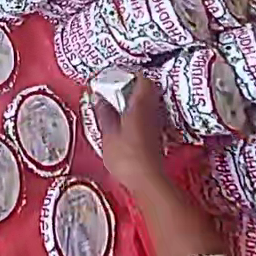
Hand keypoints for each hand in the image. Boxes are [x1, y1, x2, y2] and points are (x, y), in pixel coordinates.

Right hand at [89, 76, 168, 195]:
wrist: (147, 181)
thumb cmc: (127, 157)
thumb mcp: (108, 133)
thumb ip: (104, 113)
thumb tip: (98, 98)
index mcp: (140, 105)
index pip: (143, 79)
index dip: (131, 73)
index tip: (118, 74)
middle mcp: (152, 112)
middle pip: (148, 90)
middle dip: (133, 86)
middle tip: (116, 87)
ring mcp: (156, 125)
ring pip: (149, 103)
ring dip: (136, 100)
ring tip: (119, 103)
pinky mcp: (157, 138)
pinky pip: (149, 117)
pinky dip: (139, 115)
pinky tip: (127, 123)